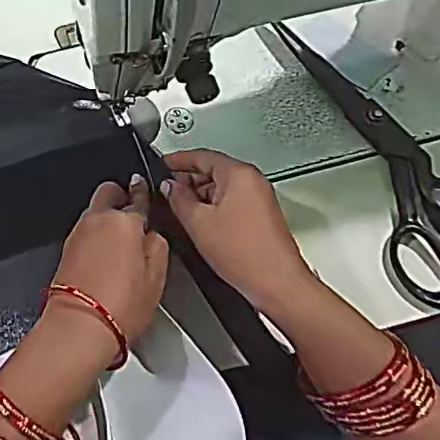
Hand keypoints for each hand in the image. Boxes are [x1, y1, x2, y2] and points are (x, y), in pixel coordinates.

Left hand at [0, 178, 168, 422]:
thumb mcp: (157, 277)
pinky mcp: (66, 249)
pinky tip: (104, 255)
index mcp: (124, 221)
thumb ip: (158, 246)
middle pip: (108, 192)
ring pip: (93, 212)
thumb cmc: (118, 306)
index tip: (144, 189)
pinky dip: (94, 236)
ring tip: (120, 240)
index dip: (143, 192)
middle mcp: (97, 220)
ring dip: (105, 218)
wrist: (79, 325)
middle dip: (119, 195)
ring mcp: (78, 234)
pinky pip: (84, 232)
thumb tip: (153, 236)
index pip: (138, 197)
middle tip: (131, 208)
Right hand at [163, 149, 324, 320]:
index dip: (176, 160)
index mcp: (239, 174)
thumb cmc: (249, 255)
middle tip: (168, 192)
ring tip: (184, 214)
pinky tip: (203, 225)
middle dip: (187, 181)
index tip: (162, 164)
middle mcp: (253, 182)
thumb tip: (170, 187)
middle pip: (212, 169)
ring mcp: (260, 198)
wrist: (277, 284)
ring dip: (200, 197)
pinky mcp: (261, 215)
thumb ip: (178, 198)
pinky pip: (231, 202)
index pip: (201, 155)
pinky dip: (214, 209)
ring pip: (221, 187)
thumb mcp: (198, 222)